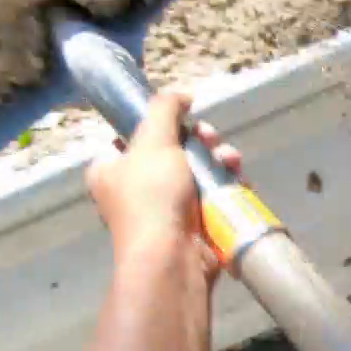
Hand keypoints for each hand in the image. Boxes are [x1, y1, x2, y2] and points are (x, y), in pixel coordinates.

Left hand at [85, 89, 242, 279]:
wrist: (172, 257)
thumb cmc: (152, 196)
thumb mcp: (153, 140)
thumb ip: (164, 109)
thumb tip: (181, 94)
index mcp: (111, 170)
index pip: (133, 138)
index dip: (161, 125)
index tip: (183, 119)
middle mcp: (136, 191)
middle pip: (173, 153)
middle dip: (199, 142)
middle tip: (211, 138)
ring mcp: (167, 211)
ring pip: (198, 174)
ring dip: (219, 161)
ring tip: (231, 160)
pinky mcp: (195, 227)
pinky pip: (214, 198)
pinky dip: (228, 187)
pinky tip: (240, 181)